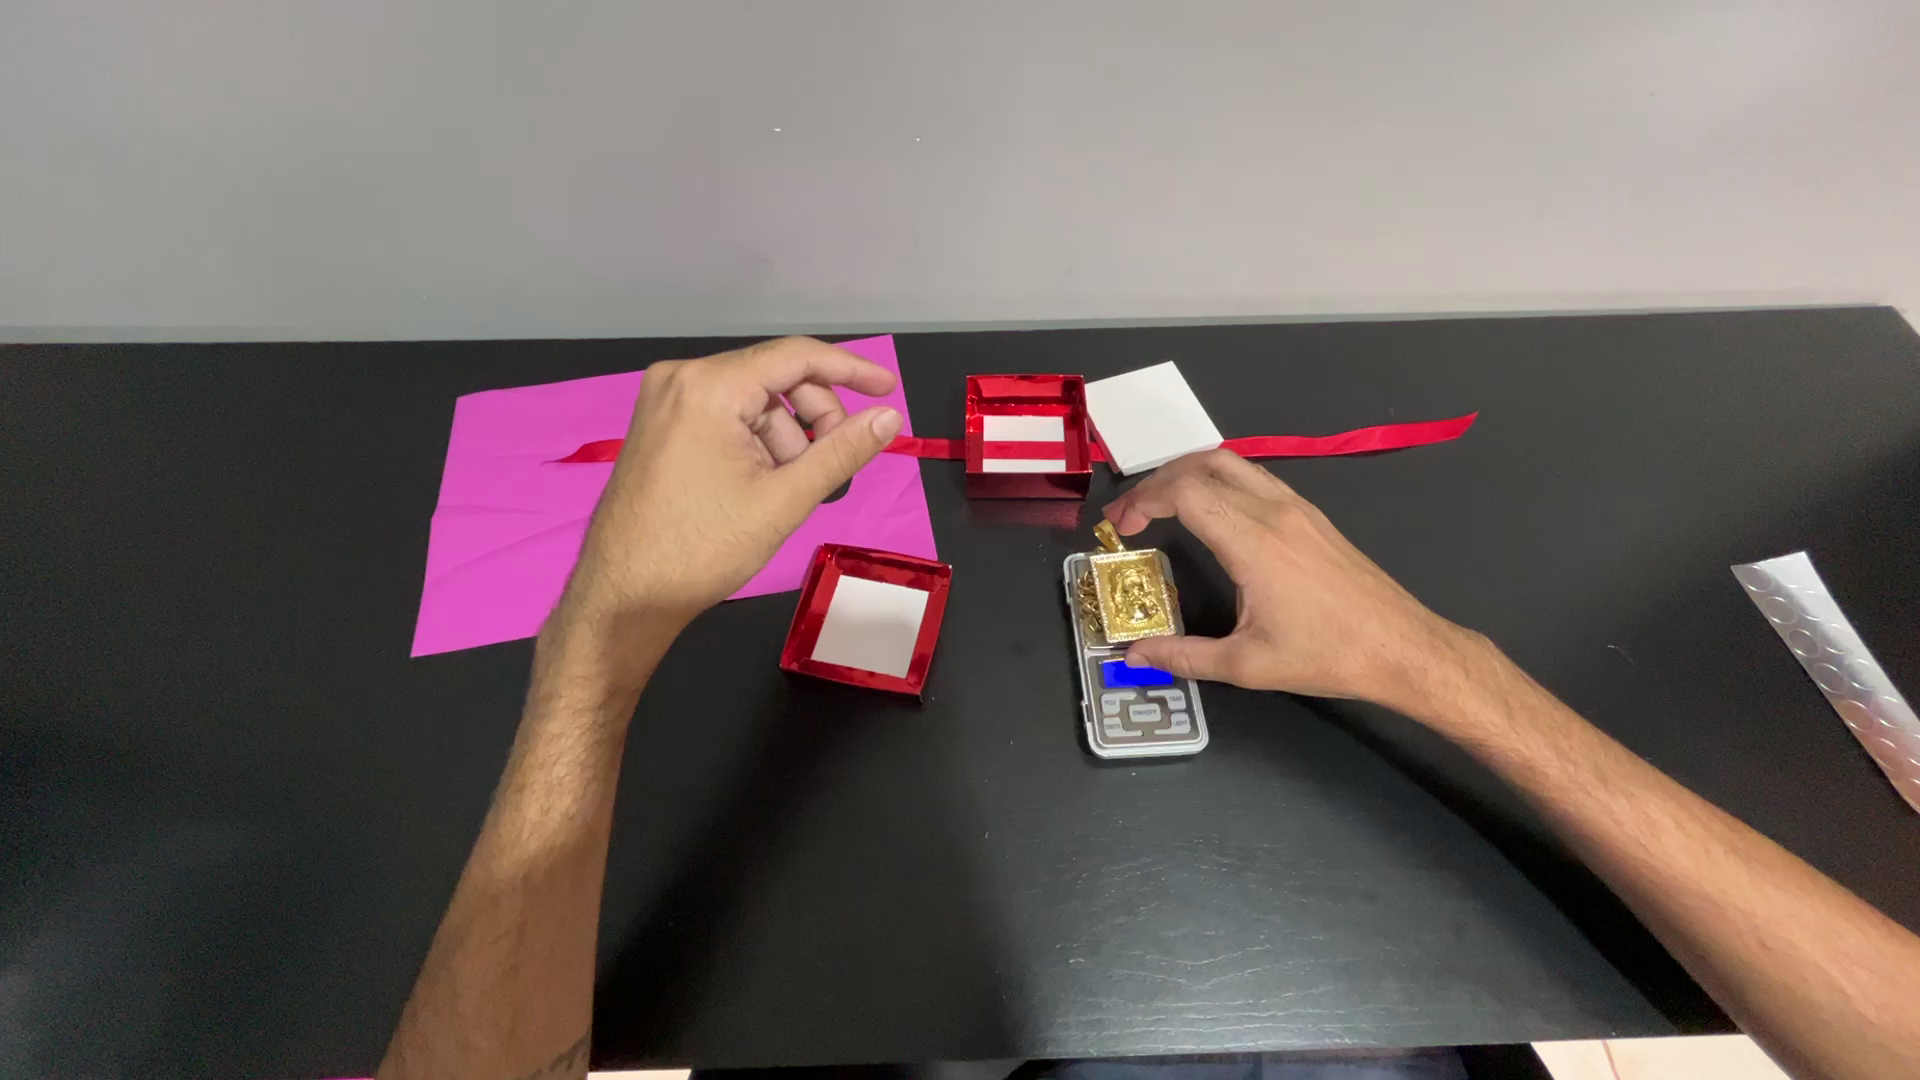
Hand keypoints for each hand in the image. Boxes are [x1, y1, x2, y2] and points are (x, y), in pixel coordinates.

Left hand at [552, 336, 901, 651]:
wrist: (626, 595)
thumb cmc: (704, 548)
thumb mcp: (785, 499)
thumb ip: (842, 452)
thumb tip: (890, 418)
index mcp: (709, 386)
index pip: (797, 357)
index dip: (852, 370)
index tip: (889, 390)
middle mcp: (682, 378)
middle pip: (776, 378)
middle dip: (815, 419)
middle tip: (830, 469)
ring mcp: (666, 400)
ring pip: (754, 402)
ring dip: (786, 439)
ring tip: (785, 492)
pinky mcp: (661, 424)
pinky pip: (728, 417)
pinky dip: (757, 444)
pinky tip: (760, 486)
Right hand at [1104, 449, 1474, 711]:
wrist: (1404, 648)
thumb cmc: (1327, 656)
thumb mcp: (1246, 664)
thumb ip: (1182, 656)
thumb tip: (1133, 655)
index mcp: (1253, 541)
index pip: (1185, 491)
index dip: (1143, 500)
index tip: (1121, 527)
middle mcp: (1274, 511)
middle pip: (1202, 464)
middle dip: (1156, 482)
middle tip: (1130, 515)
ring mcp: (1296, 507)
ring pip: (1231, 462)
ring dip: (1187, 474)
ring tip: (1160, 505)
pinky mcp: (1310, 514)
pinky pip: (1254, 476)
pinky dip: (1217, 479)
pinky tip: (1208, 509)